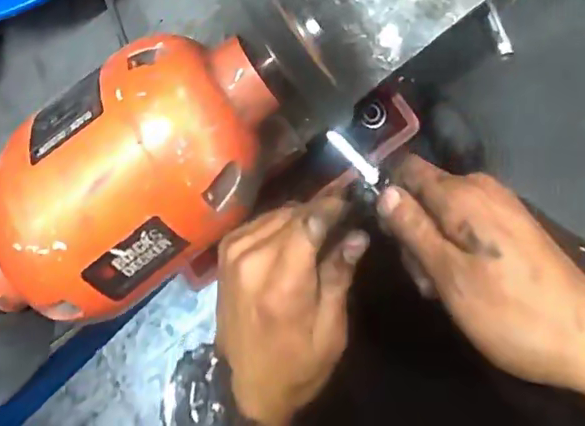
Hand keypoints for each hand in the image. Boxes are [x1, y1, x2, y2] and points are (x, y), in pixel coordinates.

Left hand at [214, 196, 368, 424]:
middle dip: (321, 209)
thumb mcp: (330, 332)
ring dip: (301, 215)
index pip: (308, 223)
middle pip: (294, 214)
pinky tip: (295, 235)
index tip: (353, 196)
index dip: (332, 205)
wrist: (247, 388)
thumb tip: (357, 234)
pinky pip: (261, 220)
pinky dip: (282, 222)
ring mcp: (234, 251)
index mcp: (280, 285)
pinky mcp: (226, 248)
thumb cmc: (297, 366)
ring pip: (278, 213)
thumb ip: (339, 277)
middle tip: (344, 212)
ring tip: (323, 226)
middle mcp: (252, 259)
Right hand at [375, 155, 584, 389]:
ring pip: (448, 211)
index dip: (388, 193)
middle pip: (426, 192)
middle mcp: (480, 186)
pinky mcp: (516, 224)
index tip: (384, 231)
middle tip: (424, 280)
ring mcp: (502, 203)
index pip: (407, 168)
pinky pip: (471, 222)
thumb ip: (413, 230)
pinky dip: (460, 247)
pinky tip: (471, 284)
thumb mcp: (450, 277)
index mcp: (460, 192)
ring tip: (448, 290)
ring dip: (437, 244)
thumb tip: (384, 191)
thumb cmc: (512, 312)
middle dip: (415, 229)